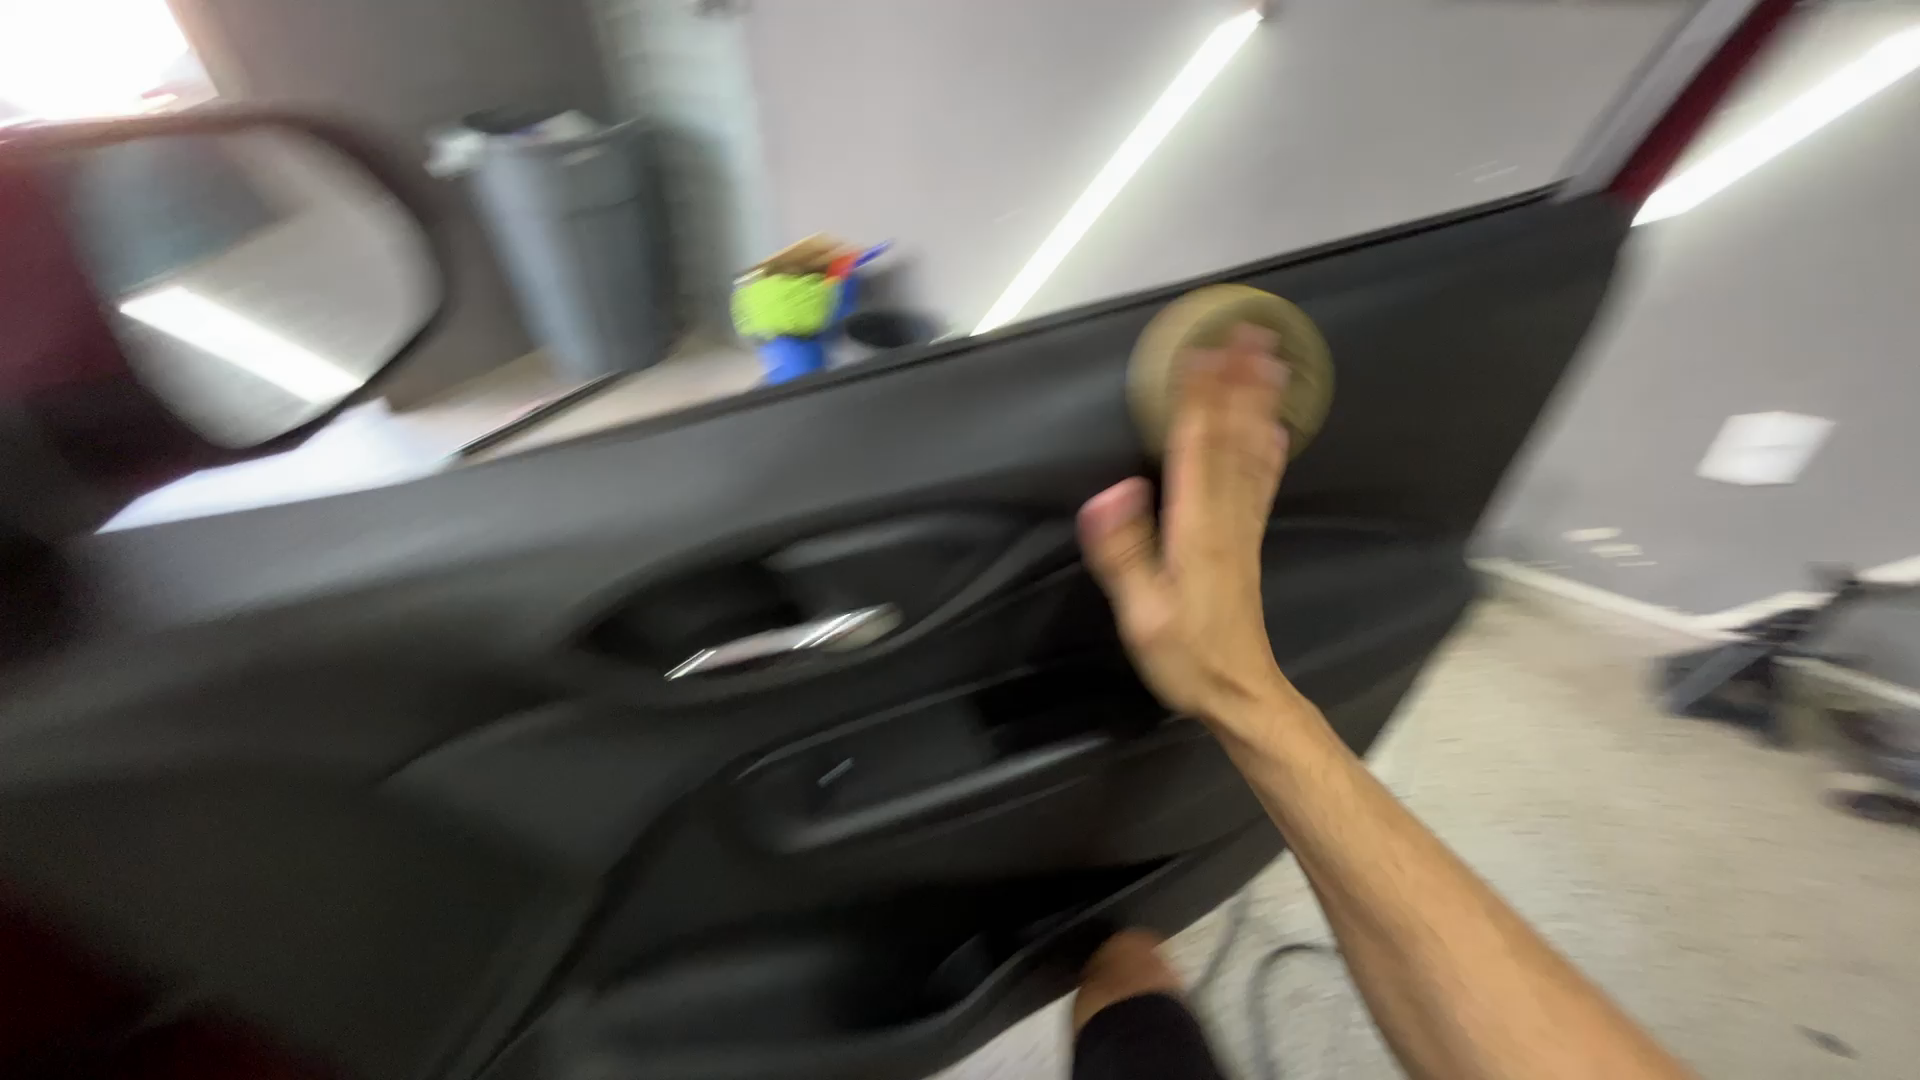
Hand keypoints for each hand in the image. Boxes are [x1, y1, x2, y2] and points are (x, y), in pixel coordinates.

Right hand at [1077, 324, 1293, 730]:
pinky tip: (1277, 430)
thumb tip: (1113, 491)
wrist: (1239, 691)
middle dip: (1239, 383)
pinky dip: (1270, 449)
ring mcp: (1242, 528)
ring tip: (1272, 362)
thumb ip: (1124, 553)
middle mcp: (1225, 518)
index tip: (1200, 352)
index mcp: (1195, 529)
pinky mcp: (1247, 541)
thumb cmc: (1185, 656)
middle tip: (1252, 333)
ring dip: (1260, 404)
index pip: (1196, 450)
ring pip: (1252, 453)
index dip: (1197, 399)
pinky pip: (1261, 484)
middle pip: (1232, 438)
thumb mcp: (1142, 614)